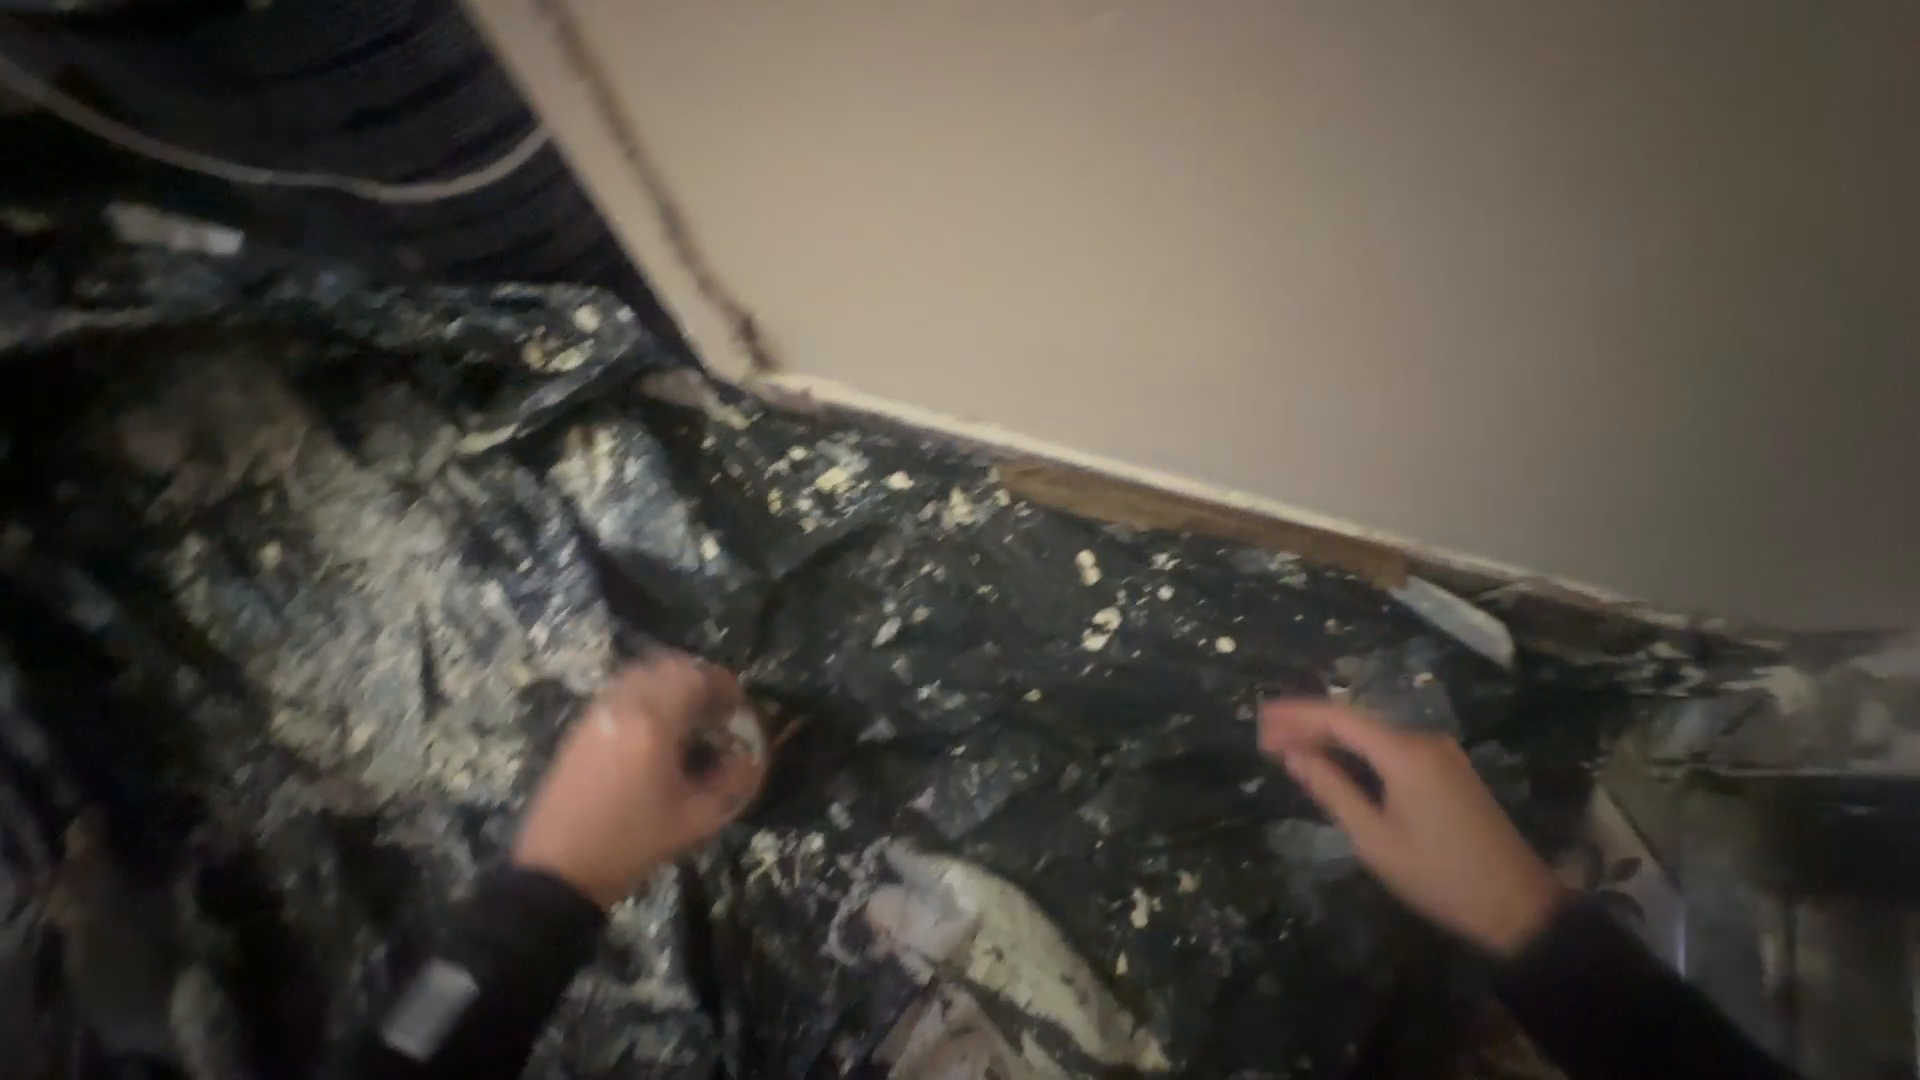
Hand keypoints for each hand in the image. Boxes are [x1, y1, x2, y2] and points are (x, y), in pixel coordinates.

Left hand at [512, 654, 766, 907]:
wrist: (557, 873)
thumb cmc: (631, 845)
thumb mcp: (695, 821)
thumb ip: (731, 783)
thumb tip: (752, 758)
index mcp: (655, 724)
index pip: (696, 678)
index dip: (724, 684)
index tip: (738, 704)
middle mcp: (624, 708)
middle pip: (667, 666)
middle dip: (698, 676)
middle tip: (715, 703)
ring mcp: (596, 715)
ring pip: (639, 673)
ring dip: (669, 681)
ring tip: (686, 710)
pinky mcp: (579, 729)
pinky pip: (618, 691)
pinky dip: (644, 693)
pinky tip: (654, 726)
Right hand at [1258, 699, 1564, 956]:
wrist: (1523, 911)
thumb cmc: (1440, 877)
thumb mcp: (1374, 839)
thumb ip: (1331, 789)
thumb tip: (1292, 755)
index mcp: (1404, 753)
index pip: (1337, 717)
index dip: (1294, 715)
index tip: (1259, 721)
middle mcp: (1422, 740)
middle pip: (1353, 719)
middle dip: (1306, 724)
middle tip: (1264, 736)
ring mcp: (1440, 753)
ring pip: (1370, 732)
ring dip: (1328, 737)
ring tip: (1287, 745)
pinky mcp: (1447, 769)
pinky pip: (1389, 746)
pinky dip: (1354, 749)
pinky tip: (1331, 759)